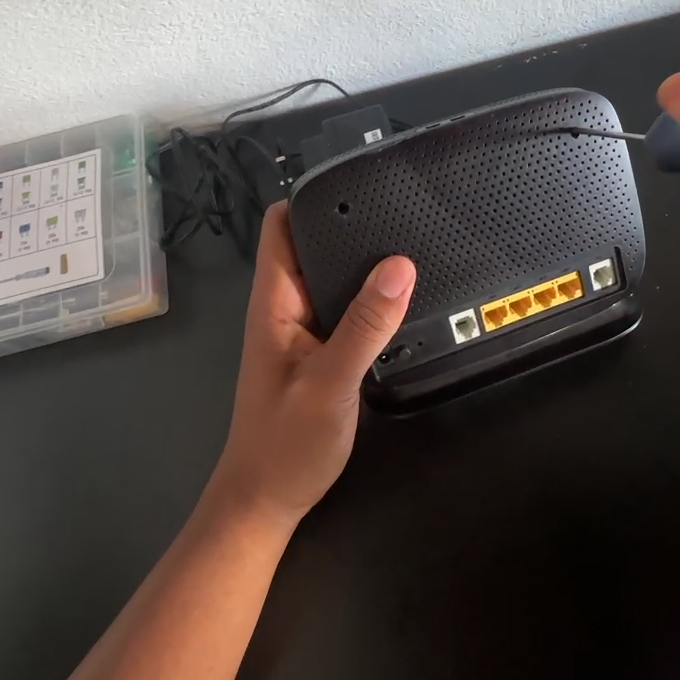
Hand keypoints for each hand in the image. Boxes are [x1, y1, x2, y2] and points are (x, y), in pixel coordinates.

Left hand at [204, 203, 414, 531]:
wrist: (267, 500)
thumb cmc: (286, 444)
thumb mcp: (329, 382)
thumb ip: (365, 325)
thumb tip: (400, 265)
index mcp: (274, 301)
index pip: (281, 225)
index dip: (313, 196)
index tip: (359, 180)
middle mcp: (286, 306)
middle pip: (312, 242)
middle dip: (349, 220)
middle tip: (402, 204)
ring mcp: (302, 328)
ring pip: (331, 275)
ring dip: (362, 259)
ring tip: (411, 238)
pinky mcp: (320, 349)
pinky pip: (345, 305)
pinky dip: (370, 293)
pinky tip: (402, 293)